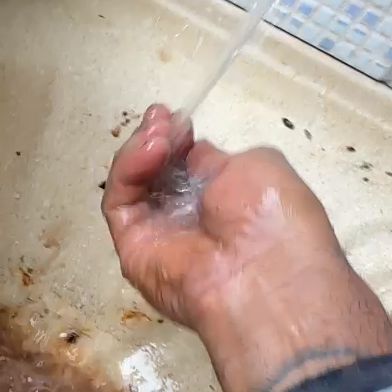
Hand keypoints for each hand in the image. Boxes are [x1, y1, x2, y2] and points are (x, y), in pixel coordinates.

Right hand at [101, 104, 391, 391]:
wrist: (261, 273)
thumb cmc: (273, 216)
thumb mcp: (257, 165)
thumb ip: (214, 159)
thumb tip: (191, 152)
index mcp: (222, 200)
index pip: (184, 164)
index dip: (177, 138)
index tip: (178, 118)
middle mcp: (186, 218)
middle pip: (153, 172)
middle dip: (154, 138)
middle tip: (163, 120)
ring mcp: (156, 234)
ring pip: (131, 185)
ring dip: (139, 151)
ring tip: (157, 134)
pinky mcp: (131, 247)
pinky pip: (118, 203)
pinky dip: (127, 172)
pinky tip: (149, 152)